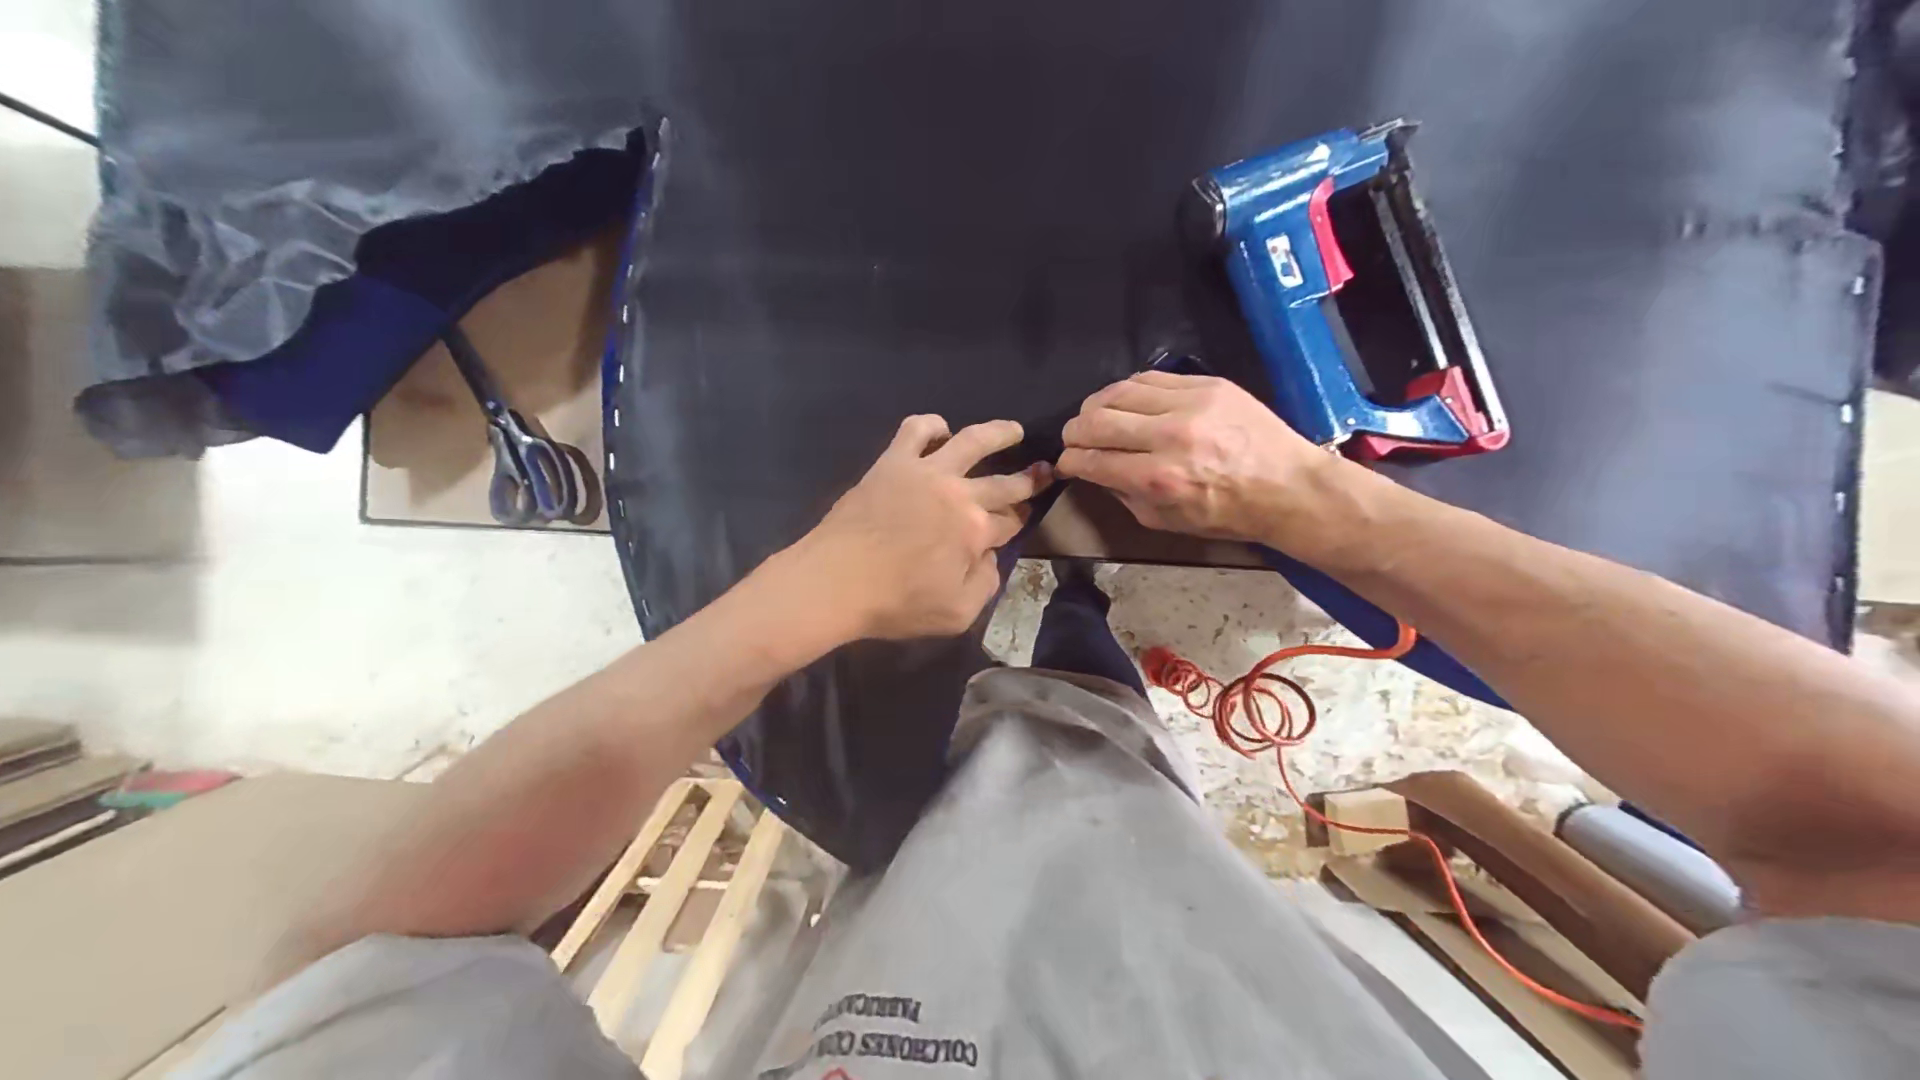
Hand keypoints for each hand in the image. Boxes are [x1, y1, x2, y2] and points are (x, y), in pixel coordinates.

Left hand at [793, 415, 1051, 640]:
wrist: (835, 581)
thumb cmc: (895, 603)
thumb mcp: (957, 614)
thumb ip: (985, 584)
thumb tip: (989, 557)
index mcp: (976, 531)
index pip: (1011, 521)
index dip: (1021, 520)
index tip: (1025, 517)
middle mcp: (958, 493)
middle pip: (1003, 481)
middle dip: (1030, 477)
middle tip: (1046, 470)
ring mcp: (925, 472)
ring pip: (971, 440)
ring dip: (998, 433)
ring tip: (1013, 430)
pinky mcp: (892, 462)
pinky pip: (916, 430)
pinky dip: (933, 425)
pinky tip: (941, 430)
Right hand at [1057, 371, 1347, 549]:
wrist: (1289, 487)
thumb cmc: (1227, 514)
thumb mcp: (1166, 522)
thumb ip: (1124, 496)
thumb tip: (1097, 471)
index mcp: (1157, 479)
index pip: (1092, 460)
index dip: (1069, 461)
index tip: (1066, 462)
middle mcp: (1168, 437)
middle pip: (1096, 421)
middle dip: (1074, 432)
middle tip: (1074, 439)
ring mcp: (1189, 404)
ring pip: (1118, 392)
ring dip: (1095, 406)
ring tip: (1094, 416)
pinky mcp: (1207, 384)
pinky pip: (1150, 377)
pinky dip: (1128, 390)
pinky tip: (1125, 401)